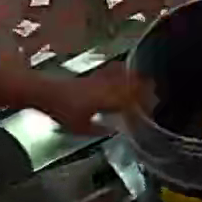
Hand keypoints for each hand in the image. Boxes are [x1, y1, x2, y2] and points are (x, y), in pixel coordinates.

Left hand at [27, 65, 141, 133]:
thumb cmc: (62, 112)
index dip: (142, 102)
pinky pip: (111, 72)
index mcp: (104, 100)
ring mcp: (98, 79)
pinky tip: (124, 70)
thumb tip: (114, 130)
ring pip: (122, 76)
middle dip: (143, 88)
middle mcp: (104, 87)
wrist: (46, 92)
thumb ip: (100, 129)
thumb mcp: (81, 127)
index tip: (152, 105)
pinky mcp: (91, 76)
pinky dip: (121, 71)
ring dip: (135, 78)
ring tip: (146, 80)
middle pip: (129, 85)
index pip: (129, 99)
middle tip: (155, 92)